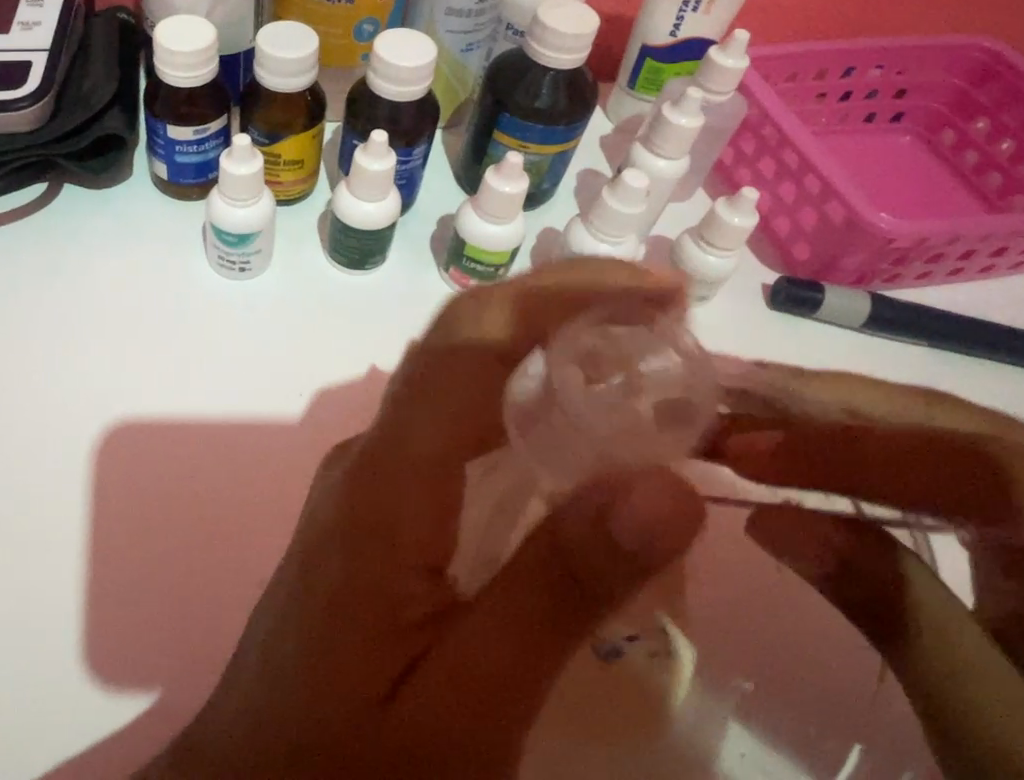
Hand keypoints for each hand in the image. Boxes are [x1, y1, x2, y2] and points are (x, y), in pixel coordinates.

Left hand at [138, 260, 706, 779]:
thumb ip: (558, 589)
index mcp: (386, 482)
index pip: (470, 342)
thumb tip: (667, 483)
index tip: (659, 292)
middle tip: (673, 340)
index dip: (562, 295)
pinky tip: (578, 461)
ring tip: (647, 385)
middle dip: (568, 323)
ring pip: (462, 396)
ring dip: (549, 370)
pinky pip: (454, 444)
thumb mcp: (469, 699)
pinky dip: (524, 425)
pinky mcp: (374, 518)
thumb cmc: (350, 760)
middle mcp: (370, 461)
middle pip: (467, 354)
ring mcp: (367, 486)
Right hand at [712, 362, 1023, 779]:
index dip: (843, 450)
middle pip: (963, 423)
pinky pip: (979, 455)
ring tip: (742, 403)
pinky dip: (883, 441)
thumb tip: (772, 519)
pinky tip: (819, 437)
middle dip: (826, 406)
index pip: (975, 469)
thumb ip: (897, 618)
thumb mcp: (1006, 742)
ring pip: (966, 429)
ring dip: (843, 415)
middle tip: (713, 392)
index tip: (736, 448)